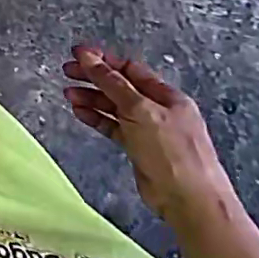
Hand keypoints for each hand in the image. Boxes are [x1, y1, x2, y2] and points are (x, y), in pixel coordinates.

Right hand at [62, 45, 239, 228]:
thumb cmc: (172, 154)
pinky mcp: (139, 149)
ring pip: (114, 107)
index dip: (102, 60)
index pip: (129, 68)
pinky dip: (96, 118)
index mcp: (166, 95)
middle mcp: (158, 110)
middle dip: (93, 77)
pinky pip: (114, 127)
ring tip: (69, 94)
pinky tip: (81, 113)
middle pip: (119, 86)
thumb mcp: (139, 109)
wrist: (190, 203)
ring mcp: (149, 130)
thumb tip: (89, 57)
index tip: (78, 54)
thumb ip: (112, 82)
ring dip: (91, 98)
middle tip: (68, 71)